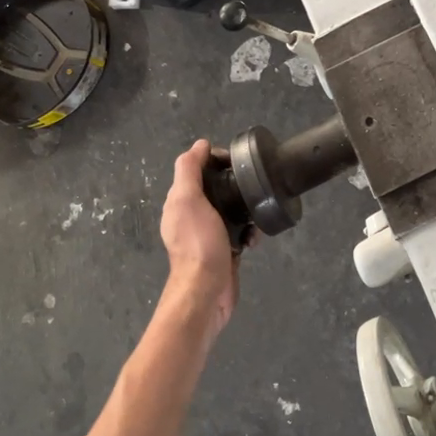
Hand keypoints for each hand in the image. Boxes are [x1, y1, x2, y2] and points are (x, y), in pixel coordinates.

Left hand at [160, 140, 242, 331]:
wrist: (207, 291)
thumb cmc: (198, 242)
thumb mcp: (187, 199)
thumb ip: (189, 169)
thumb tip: (200, 144)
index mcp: (179, 202)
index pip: (197, 169)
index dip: (214, 160)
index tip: (234, 161)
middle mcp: (191, 216)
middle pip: (216, 188)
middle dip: (234, 185)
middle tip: (250, 184)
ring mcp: (208, 235)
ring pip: (230, 210)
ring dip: (245, 210)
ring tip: (255, 214)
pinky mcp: (225, 251)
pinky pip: (239, 232)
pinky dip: (249, 232)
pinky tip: (254, 238)